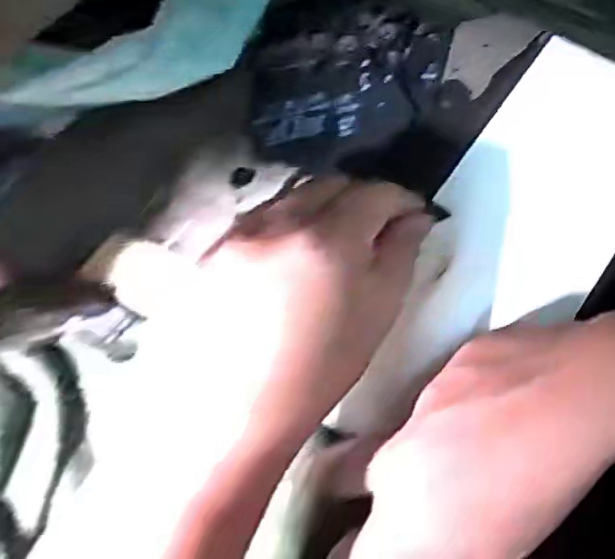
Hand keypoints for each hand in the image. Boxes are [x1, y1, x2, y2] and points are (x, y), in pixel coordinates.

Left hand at [122, 176, 435, 464]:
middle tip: (378, 225)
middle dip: (362, 196)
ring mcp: (231, 242)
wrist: (218, 428)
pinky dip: (284, 225)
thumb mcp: (382, 306)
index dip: (404, 200)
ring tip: (333, 241)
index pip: (378, 191)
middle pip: (331, 185)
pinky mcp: (200, 263)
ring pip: (289, 198)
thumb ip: (403, 249)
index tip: (415, 218)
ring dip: (321, 207)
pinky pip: (254, 223)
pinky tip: (290, 259)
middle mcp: (277, 226)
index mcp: (328, 236)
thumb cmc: (318, 367)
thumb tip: (415, 218)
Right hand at [350, 321, 614, 558]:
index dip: (372, 540)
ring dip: (438, 430)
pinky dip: (477, 387)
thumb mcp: (492, 550)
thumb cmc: (550, 483)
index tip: (404, 528)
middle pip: (354, 476)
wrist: (592, 391)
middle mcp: (391, 462)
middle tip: (438, 474)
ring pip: (414, 421)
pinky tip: (514, 389)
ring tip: (493, 427)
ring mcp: (427, 398)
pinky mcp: (463, 352)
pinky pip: (458, 379)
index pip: (350, 549)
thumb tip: (429, 532)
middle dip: (384, 480)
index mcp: (395, 529)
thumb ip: (439, 546)